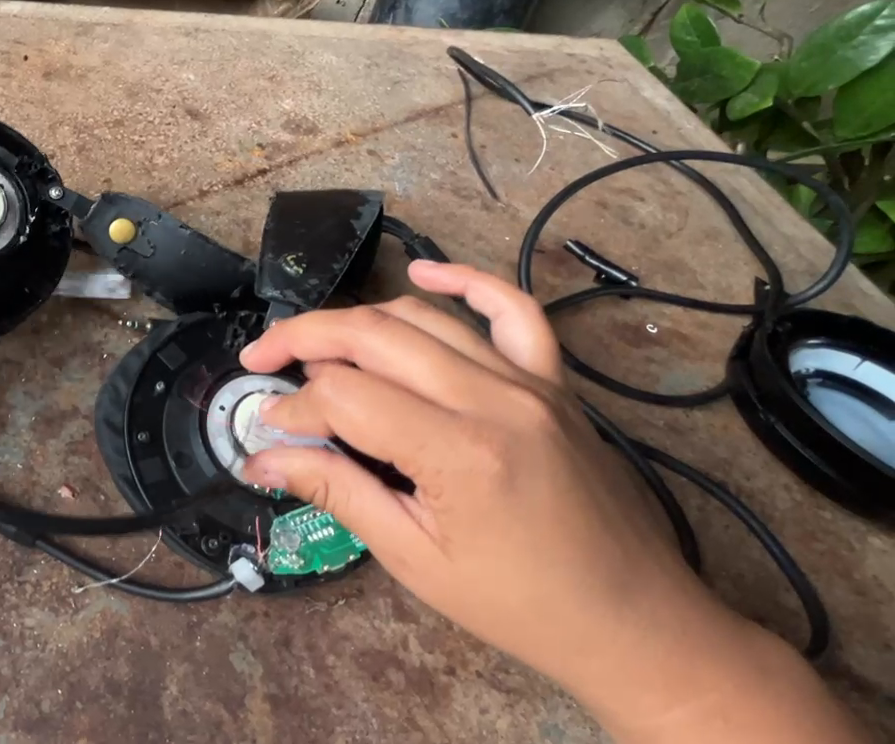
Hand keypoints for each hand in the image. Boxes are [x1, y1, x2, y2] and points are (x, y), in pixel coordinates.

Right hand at [238, 261, 746, 726]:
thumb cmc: (518, 603)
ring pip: (419, 318)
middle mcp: (493, 399)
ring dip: (354, 322)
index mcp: (459, 452)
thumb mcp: (412, 557)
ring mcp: (529, 382)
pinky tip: (422, 273)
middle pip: (371, 336)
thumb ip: (334, 490)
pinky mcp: (553, 382)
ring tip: (315, 349)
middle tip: (261, 361)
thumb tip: (259, 458)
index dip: (293, 408)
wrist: (639, 625)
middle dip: (300, 340)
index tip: (268, 430)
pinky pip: (511, 310)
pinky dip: (465, 281)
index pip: (344, 395)